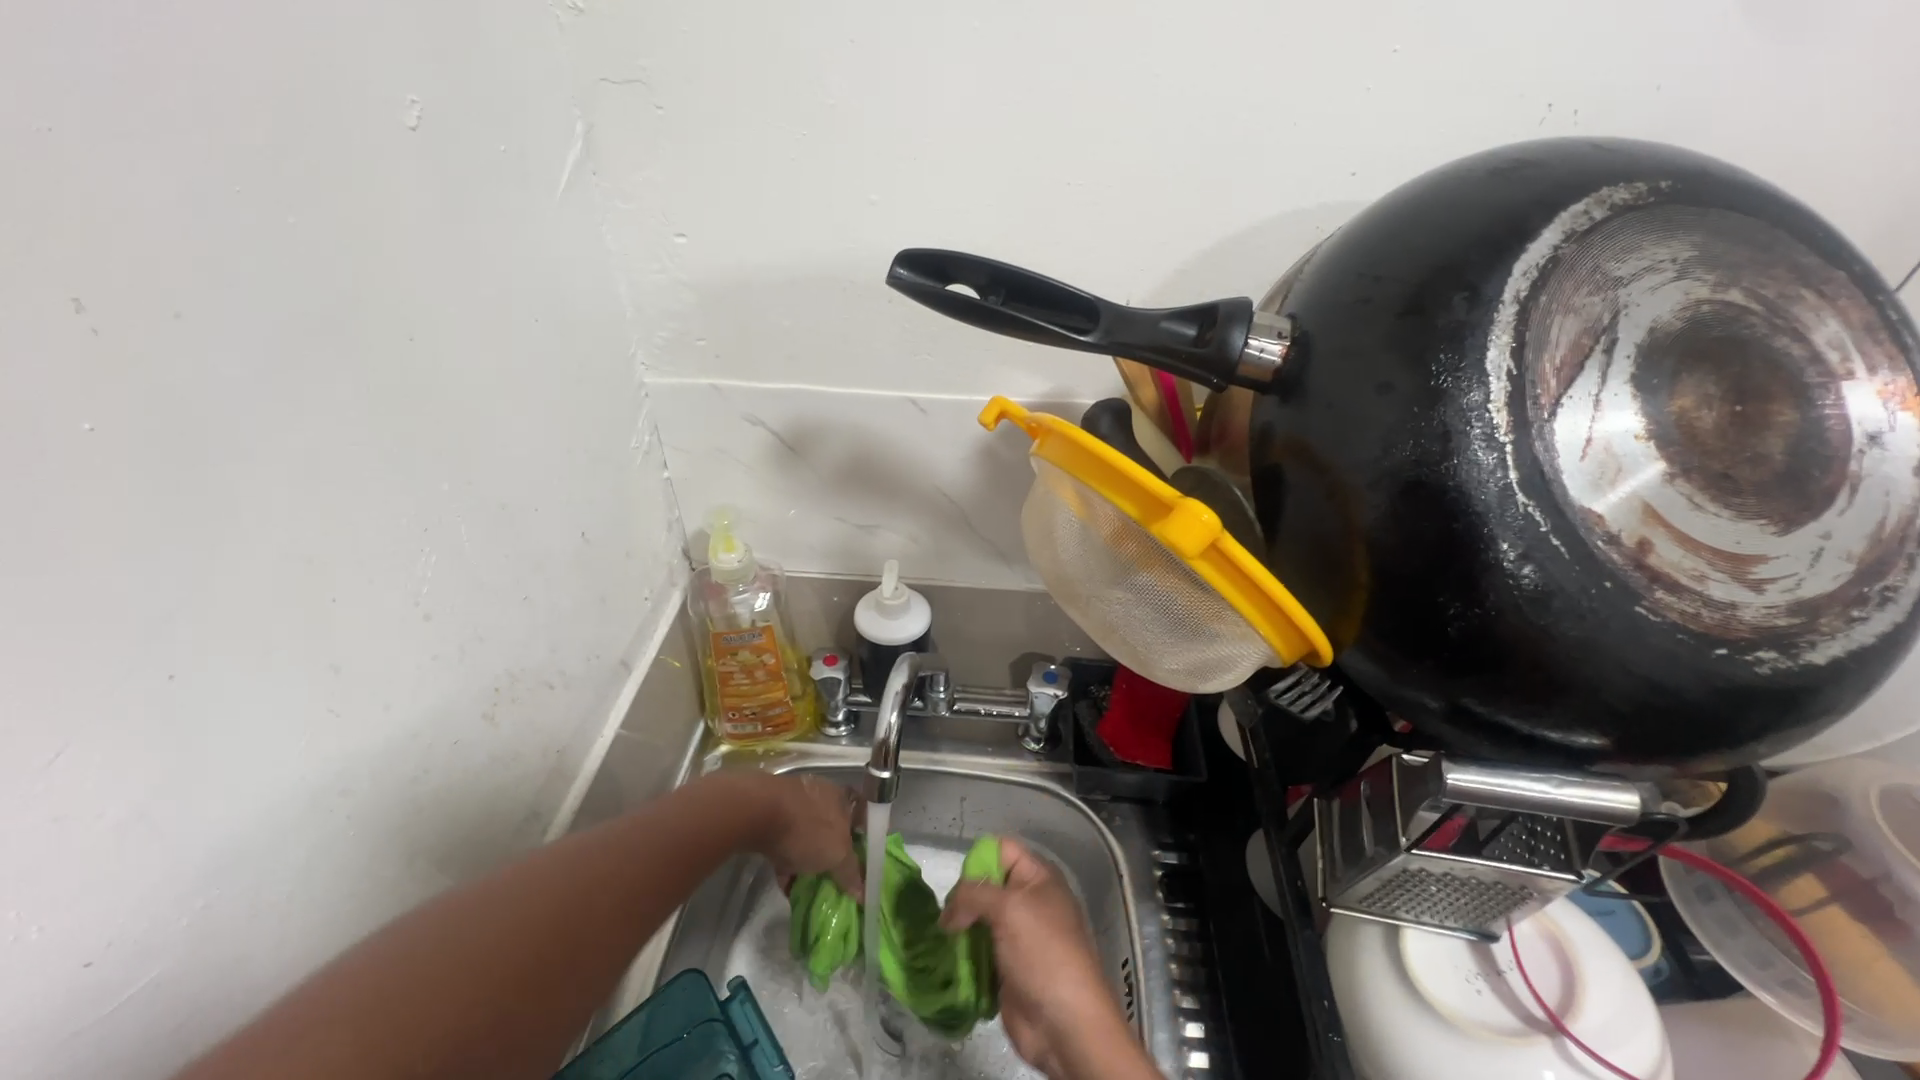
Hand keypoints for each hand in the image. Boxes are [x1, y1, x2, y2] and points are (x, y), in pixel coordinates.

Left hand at [740, 773, 861, 894]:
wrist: (757, 814)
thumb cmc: (808, 829)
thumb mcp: (837, 855)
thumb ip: (851, 872)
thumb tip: (862, 893)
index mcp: (842, 797)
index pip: (861, 818)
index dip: (862, 842)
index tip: (859, 865)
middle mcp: (820, 797)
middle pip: (832, 831)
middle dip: (832, 856)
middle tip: (835, 881)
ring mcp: (792, 806)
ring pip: (806, 839)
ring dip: (808, 863)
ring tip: (810, 889)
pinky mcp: (769, 818)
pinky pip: (784, 845)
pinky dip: (786, 865)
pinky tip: (787, 888)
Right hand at [941, 839, 1156, 1079]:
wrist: (1065, 1024)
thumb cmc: (1043, 953)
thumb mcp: (1009, 909)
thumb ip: (972, 895)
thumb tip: (948, 914)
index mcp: (1038, 879)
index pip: (1002, 850)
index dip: (979, 860)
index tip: (960, 884)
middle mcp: (1028, 903)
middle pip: (985, 886)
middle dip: (962, 898)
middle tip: (948, 918)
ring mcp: (1017, 938)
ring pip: (978, 921)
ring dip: (959, 930)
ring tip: (942, 940)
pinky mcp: (1005, 968)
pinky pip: (977, 952)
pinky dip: (962, 955)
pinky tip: (947, 961)